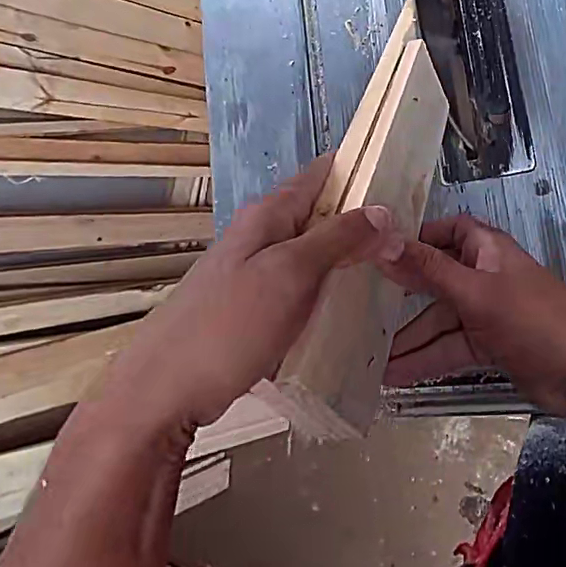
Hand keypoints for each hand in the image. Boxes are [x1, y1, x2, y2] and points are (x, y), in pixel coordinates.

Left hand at [96, 155, 403, 434]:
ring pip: (315, 248)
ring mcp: (256, 270)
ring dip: (349, 254)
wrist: (160, 397)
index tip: (402, 181)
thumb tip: (382, 210)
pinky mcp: (255, 304)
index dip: (361, 169)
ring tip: (387, 267)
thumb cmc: (226, 328)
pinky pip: (304, 281)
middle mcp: (261, 234)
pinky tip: (349, 302)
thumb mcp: (291, 274)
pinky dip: (330, 284)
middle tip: (405, 235)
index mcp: (268, 214)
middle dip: (363, 218)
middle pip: (323, 211)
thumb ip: (339, 237)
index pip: (323, 173)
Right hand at [368, 214, 565, 416]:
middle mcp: (486, 275)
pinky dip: (427, 359)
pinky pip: (451, 346)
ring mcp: (488, 311)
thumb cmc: (532, 320)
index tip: (379, 250)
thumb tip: (385, 241)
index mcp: (488, 249)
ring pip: (441, 319)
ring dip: (410, 339)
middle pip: (438, 278)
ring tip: (368, 359)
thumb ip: (429, 270)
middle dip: (403, 296)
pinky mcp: (490, 343)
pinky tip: (395, 376)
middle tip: (360, 309)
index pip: (449, 230)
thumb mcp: (476, 293)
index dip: (418, 237)